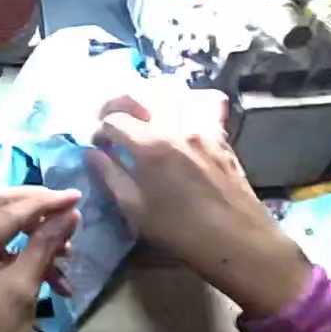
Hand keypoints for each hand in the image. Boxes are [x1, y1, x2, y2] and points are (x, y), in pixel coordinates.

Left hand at [0, 186, 80, 331]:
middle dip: (39, 208)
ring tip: (68, 250)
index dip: (45, 201)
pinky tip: (57, 275)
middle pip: (3, 208)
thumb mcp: (23, 288)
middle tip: (71, 211)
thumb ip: (45, 245)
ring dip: (38, 233)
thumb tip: (70, 213)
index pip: (8, 209)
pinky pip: (6, 249)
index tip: (78, 196)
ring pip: (6, 227)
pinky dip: (31, 254)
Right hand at [86, 90, 309, 320]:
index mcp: (150, 146)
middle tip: (110, 120)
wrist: (237, 241)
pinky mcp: (219, 134)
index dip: (100, 130)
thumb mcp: (135, 209)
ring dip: (149, 96)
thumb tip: (92, 153)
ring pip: (171, 90)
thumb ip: (110, 176)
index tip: (98, 146)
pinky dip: (186, 100)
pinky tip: (179, 115)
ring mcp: (201, 126)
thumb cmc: (180, 231)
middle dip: (117, 102)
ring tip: (141, 113)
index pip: (114, 120)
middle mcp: (175, 126)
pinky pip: (203, 101)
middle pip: (138, 94)